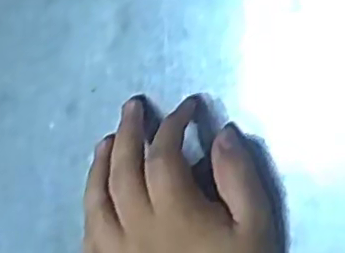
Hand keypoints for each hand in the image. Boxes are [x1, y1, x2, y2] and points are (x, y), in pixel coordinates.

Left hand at [84, 96, 277, 252]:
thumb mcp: (255, 222)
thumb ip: (239, 175)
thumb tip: (222, 133)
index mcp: (173, 213)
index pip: (163, 154)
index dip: (173, 122)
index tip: (190, 105)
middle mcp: (137, 232)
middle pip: (121, 173)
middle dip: (127, 133)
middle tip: (132, 105)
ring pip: (95, 206)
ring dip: (98, 168)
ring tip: (104, 142)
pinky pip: (88, 241)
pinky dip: (89, 210)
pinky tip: (96, 200)